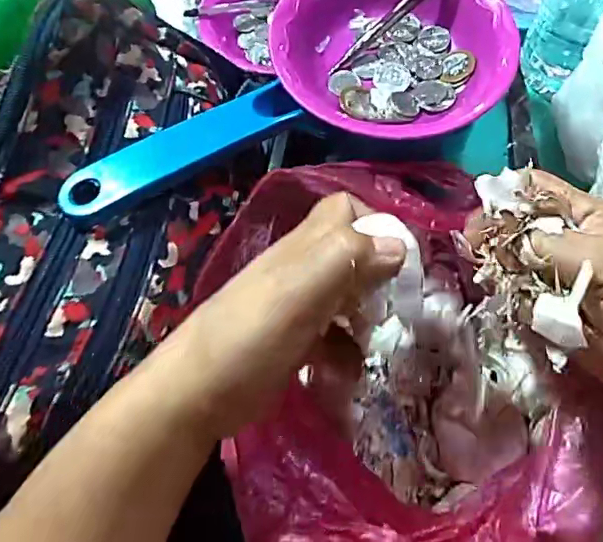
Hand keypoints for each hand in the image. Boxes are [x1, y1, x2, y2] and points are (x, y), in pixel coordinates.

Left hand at [137, 192, 405, 440]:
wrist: (197, 392)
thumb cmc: (250, 334)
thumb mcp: (300, 292)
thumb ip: (345, 259)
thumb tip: (398, 244)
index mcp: (305, 246)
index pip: (346, 210)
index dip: (376, 224)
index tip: (405, 263)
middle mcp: (303, 267)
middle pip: (352, 252)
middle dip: (381, 275)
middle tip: (402, 308)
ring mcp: (298, 305)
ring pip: (347, 295)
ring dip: (370, 315)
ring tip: (386, 342)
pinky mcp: (295, 341)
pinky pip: (335, 337)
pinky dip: (349, 351)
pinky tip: (355, 372)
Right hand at [466, 171, 602, 510]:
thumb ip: (547, 245)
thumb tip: (500, 237)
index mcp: (583, 215)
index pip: (536, 189)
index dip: (507, 191)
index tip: (483, 203)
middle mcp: (564, 239)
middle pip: (515, 223)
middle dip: (494, 229)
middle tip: (474, 242)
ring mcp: (553, 275)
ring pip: (510, 258)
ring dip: (496, 263)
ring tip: (487, 270)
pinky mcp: (545, 309)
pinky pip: (515, 293)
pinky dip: (506, 293)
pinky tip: (500, 293)